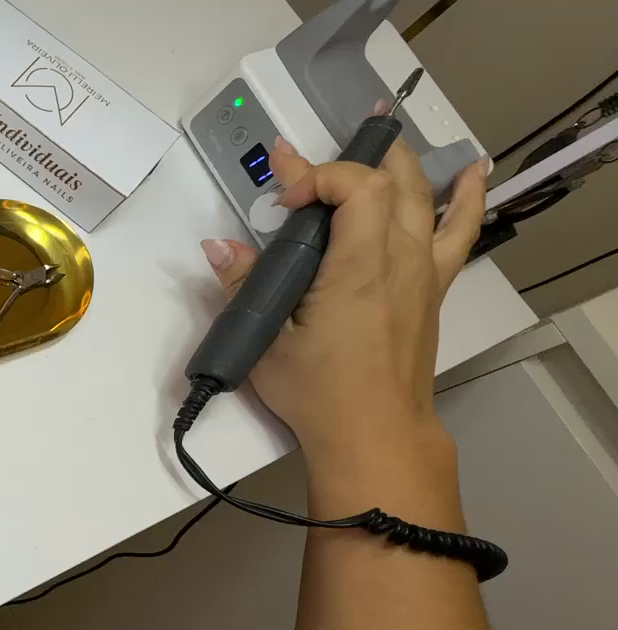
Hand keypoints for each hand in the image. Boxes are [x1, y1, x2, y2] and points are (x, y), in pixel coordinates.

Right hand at [200, 140, 485, 479]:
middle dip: (344, 162)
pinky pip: (457, 227)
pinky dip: (465, 195)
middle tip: (303, 162)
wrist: (371, 426)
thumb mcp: (266, 340)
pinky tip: (468, 173)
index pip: (353, 189)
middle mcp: (400, 257)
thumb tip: (219, 247)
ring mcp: (421, 270)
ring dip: (397, 165)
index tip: (279, 186)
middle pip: (388, 183)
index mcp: (358, 266)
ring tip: (376, 144)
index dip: (315, 174)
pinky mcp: (430, 286)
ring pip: (422, 196)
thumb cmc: (316, 389)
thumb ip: (245, 286)